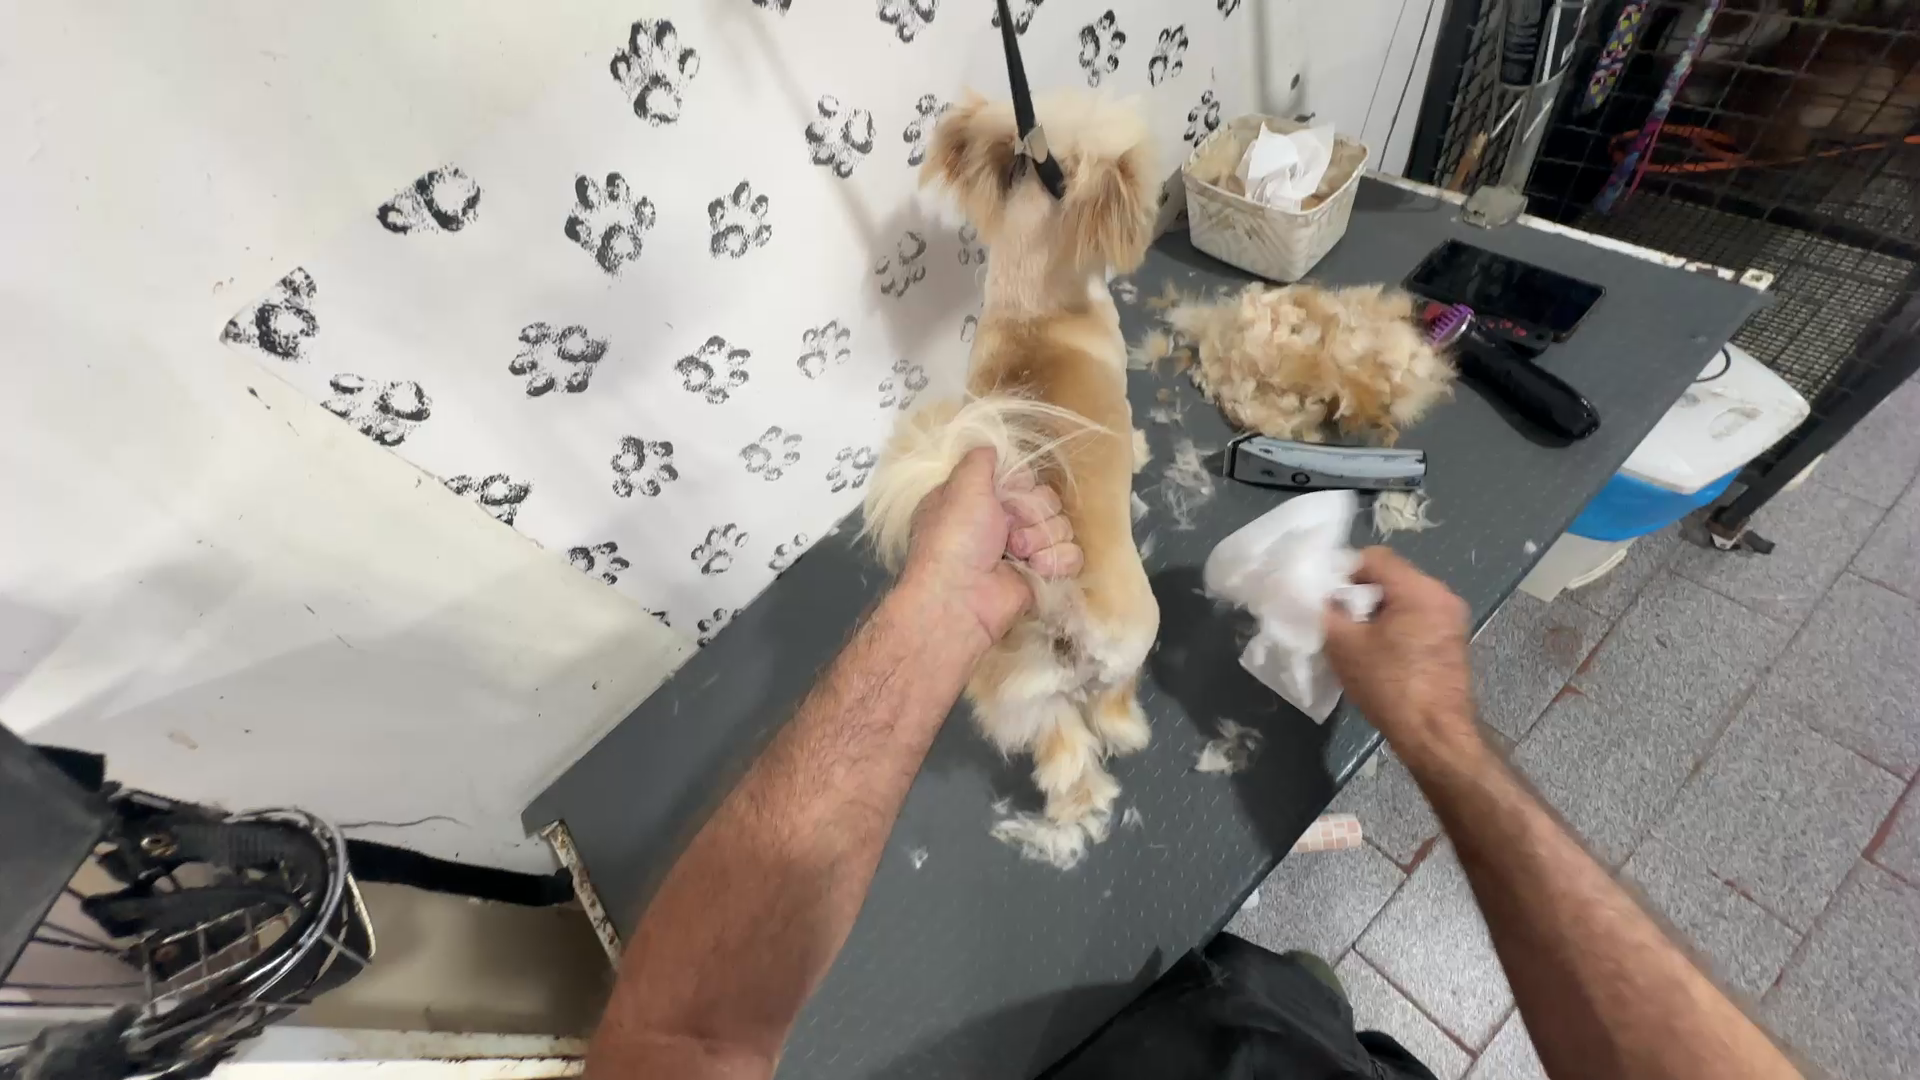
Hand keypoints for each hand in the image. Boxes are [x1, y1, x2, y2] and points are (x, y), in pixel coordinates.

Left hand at [900, 447, 1083, 651]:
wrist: (961, 598)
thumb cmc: (956, 538)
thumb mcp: (961, 486)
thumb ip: (980, 460)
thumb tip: (992, 447)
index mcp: (982, 500)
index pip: (1025, 479)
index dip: (1022, 485)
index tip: (1007, 494)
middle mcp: (1003, 523)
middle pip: (1047, 500)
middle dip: (1032, 514)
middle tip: (1008, 531)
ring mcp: (1025, 550)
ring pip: (1061, 527)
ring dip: (1042, 539)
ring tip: (1017, 553)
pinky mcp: (1042, 575)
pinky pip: (1071, 555)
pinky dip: (1057, 561)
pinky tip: (1036, 569)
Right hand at [1323, 547, 1480, 769]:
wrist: (1433, 734)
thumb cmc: (1387, 683)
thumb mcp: (1342, 642)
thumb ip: (1323, 608)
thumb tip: (1313, 593)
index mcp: (1420, 590)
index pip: (1373, 558)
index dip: (1341, 571)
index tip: (1322, 595)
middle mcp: (1442, 596)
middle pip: (1388, 577)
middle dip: (1356, 593)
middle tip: (1332, 616)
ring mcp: (1451, 620)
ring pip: (1399, 598)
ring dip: (1372, 610)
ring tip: (1350, 635)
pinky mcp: (1450, 641)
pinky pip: (1412, 617)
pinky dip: (1390, 624)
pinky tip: (1373, 649)